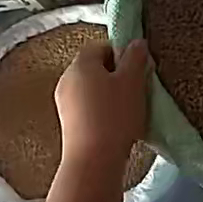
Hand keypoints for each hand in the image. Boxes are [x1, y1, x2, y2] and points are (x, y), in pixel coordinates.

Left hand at [56, 38, 150, 168]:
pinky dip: (101, 108)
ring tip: (129, 106)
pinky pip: (87, 105)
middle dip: (116, 73)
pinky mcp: (68, 122)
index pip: (100, 45)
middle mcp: (66, 78)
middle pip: (94, 67)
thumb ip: (135, 58)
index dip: (121, 52)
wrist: (93, 159)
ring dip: (109, 92)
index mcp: (81, 64)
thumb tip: (136, 42)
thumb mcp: (133, 82)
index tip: (138, 66)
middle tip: (137, 85)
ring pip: (91, 87)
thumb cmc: (115, 115)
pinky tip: (116, 122)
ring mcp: (64, 102)